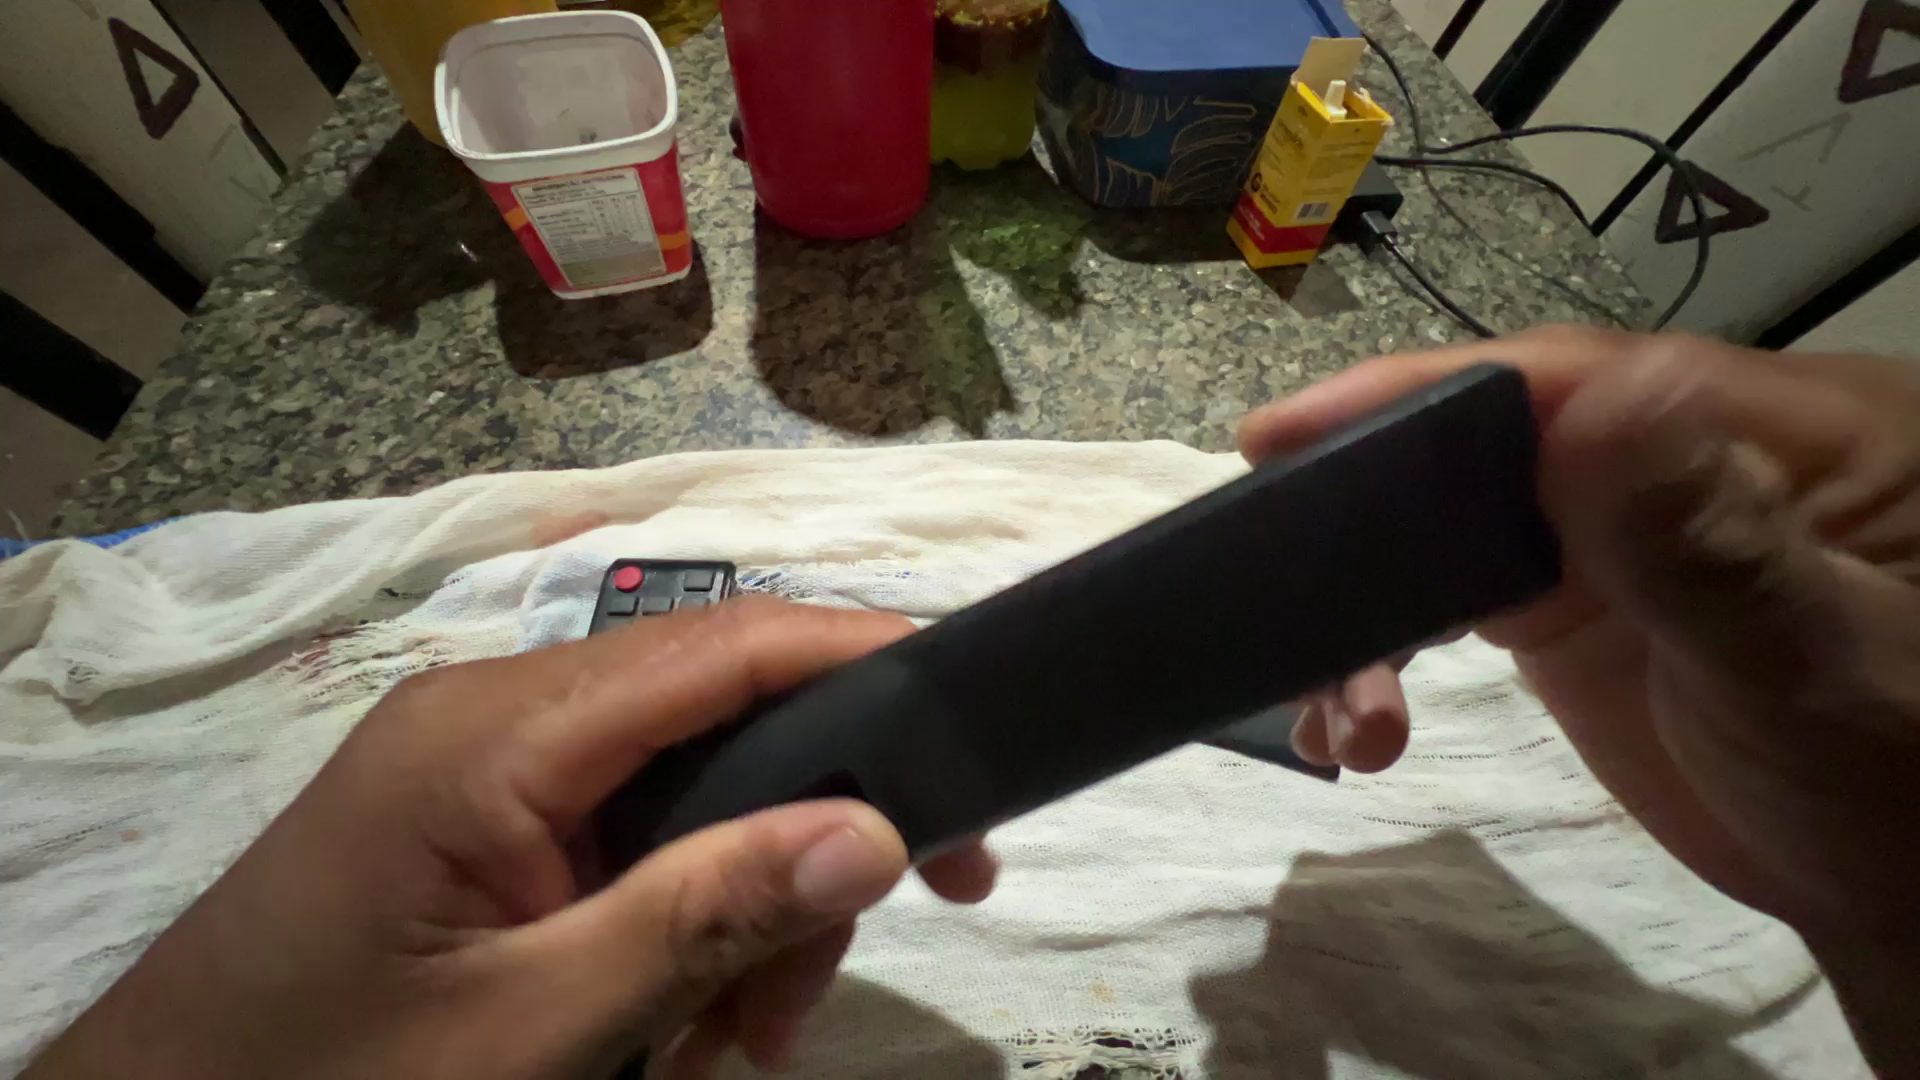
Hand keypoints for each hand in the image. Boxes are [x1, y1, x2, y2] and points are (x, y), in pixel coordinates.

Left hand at [25, 598, 995, 1079]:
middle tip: (889, 919)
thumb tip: (878, 838)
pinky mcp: (523, 809)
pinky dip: (711, 904)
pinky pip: (662, 824)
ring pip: (712, 781)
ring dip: (764, 890)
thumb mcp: (529, 1031)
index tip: (950, 679)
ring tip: (753, 1029)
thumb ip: (706, 915)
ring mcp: (523, 757)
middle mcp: (522, 709)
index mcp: (506, 726)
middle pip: (734, 717)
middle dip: (819, 816)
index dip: (848, 646)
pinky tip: (700, 1014)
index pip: (723, 645)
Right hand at [1242, 326, 1919, 1071]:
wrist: (1893, 888)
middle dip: (1351, 503)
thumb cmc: (1898, 786)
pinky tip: (1355, 726)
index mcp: (1754, 433)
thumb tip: (1604, 397)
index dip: (1407, 393)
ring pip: (1429, 537)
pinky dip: (1378, 663)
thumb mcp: (1815, 666)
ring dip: (1359, 623)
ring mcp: (1588, 537)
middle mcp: (1650, 468)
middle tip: (1252, 539)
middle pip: (1466, 450)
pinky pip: (1431, 603)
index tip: (1278, 432)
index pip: (1556, 380)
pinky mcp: (1544, 603)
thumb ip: (1704, 539)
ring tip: (1336, 713)